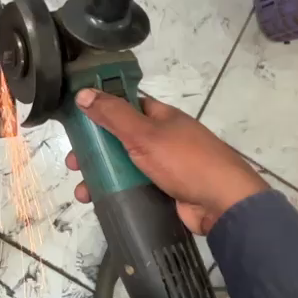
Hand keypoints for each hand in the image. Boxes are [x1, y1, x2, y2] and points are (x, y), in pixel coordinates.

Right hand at [64, 89, 268, 233]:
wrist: (224, 204)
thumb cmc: (185, 161)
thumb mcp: (145, 134)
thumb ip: (113, 115)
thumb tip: (83, 93)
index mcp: (161, 118)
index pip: (126, 106)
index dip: (101, 110)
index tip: (77, 122)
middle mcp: (163, 139)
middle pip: (120, 140)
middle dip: (94, 152)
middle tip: (74, 164)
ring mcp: (165, 167)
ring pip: (123, 168)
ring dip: (100, 178)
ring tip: (82, 193)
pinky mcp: (164, 191)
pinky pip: (133, 188)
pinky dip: (115, 194)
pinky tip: (99, 203)